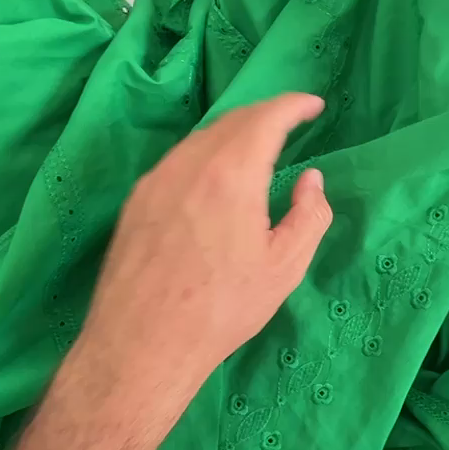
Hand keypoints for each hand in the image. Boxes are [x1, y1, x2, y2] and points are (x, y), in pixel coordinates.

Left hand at [58, 93, 332, 423]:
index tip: (313, 105)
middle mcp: (189, 164)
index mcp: (231, 173)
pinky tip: (216, 178)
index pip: (266, 118)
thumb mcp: (285, 266)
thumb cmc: (223, 307)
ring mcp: (155, 181)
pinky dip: (207, 153)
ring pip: (201, 139)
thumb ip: (310, 214)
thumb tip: (312, 180)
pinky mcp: (135, 201)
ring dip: (235, 133)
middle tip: (291, 122)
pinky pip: (179, 161)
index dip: (293, 105)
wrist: (142, 344)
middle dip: (266, 114)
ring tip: (257, 147)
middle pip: (232, 121)